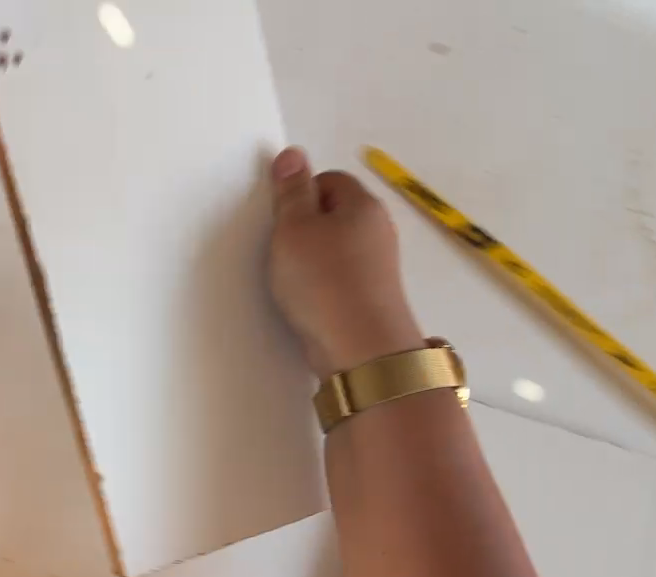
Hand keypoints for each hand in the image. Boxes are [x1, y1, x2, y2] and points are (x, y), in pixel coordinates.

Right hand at [268, 147, 425, 377]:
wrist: (358, 345)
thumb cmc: (321, 280)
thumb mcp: (294, 230)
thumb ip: (290, 193)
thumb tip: (291, 153)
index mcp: (361, 203)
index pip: (329, 180)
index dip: (300, 195)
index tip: (278, 223)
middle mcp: (376, 228)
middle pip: (335, 214)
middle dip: (306, 228)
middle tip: (279, 252)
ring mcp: (377, 264)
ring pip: (338, 248)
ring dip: (313, 260)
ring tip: (290, 282)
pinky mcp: (370, 294)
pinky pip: (341, 276)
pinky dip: (322, 284)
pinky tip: (307, 302)